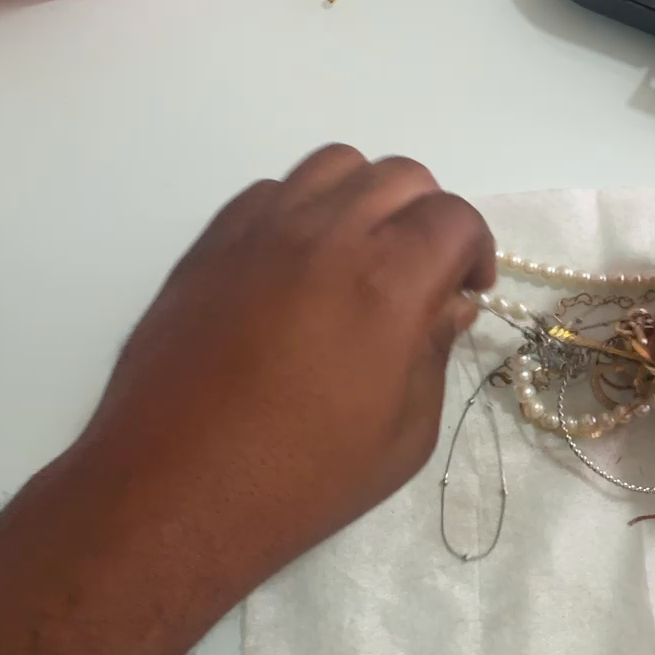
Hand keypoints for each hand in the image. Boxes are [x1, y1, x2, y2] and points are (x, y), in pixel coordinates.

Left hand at [73, 145, 493, 582]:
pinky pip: (274, 191)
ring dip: (368, 200)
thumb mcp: (406, 432)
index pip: (454, 217)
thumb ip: (435, 351)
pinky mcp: (212, 242)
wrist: (179, 488)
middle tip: (422, 274)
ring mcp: (262, 230)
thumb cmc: (306, 476)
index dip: (475, 248)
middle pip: (401, 176)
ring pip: (335, 166)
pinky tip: (301, 266)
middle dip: (429, 218)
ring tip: (362, 255)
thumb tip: (447, 304)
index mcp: (387, 281)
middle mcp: (327, 235)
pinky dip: (306, 211)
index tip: (466, 289)